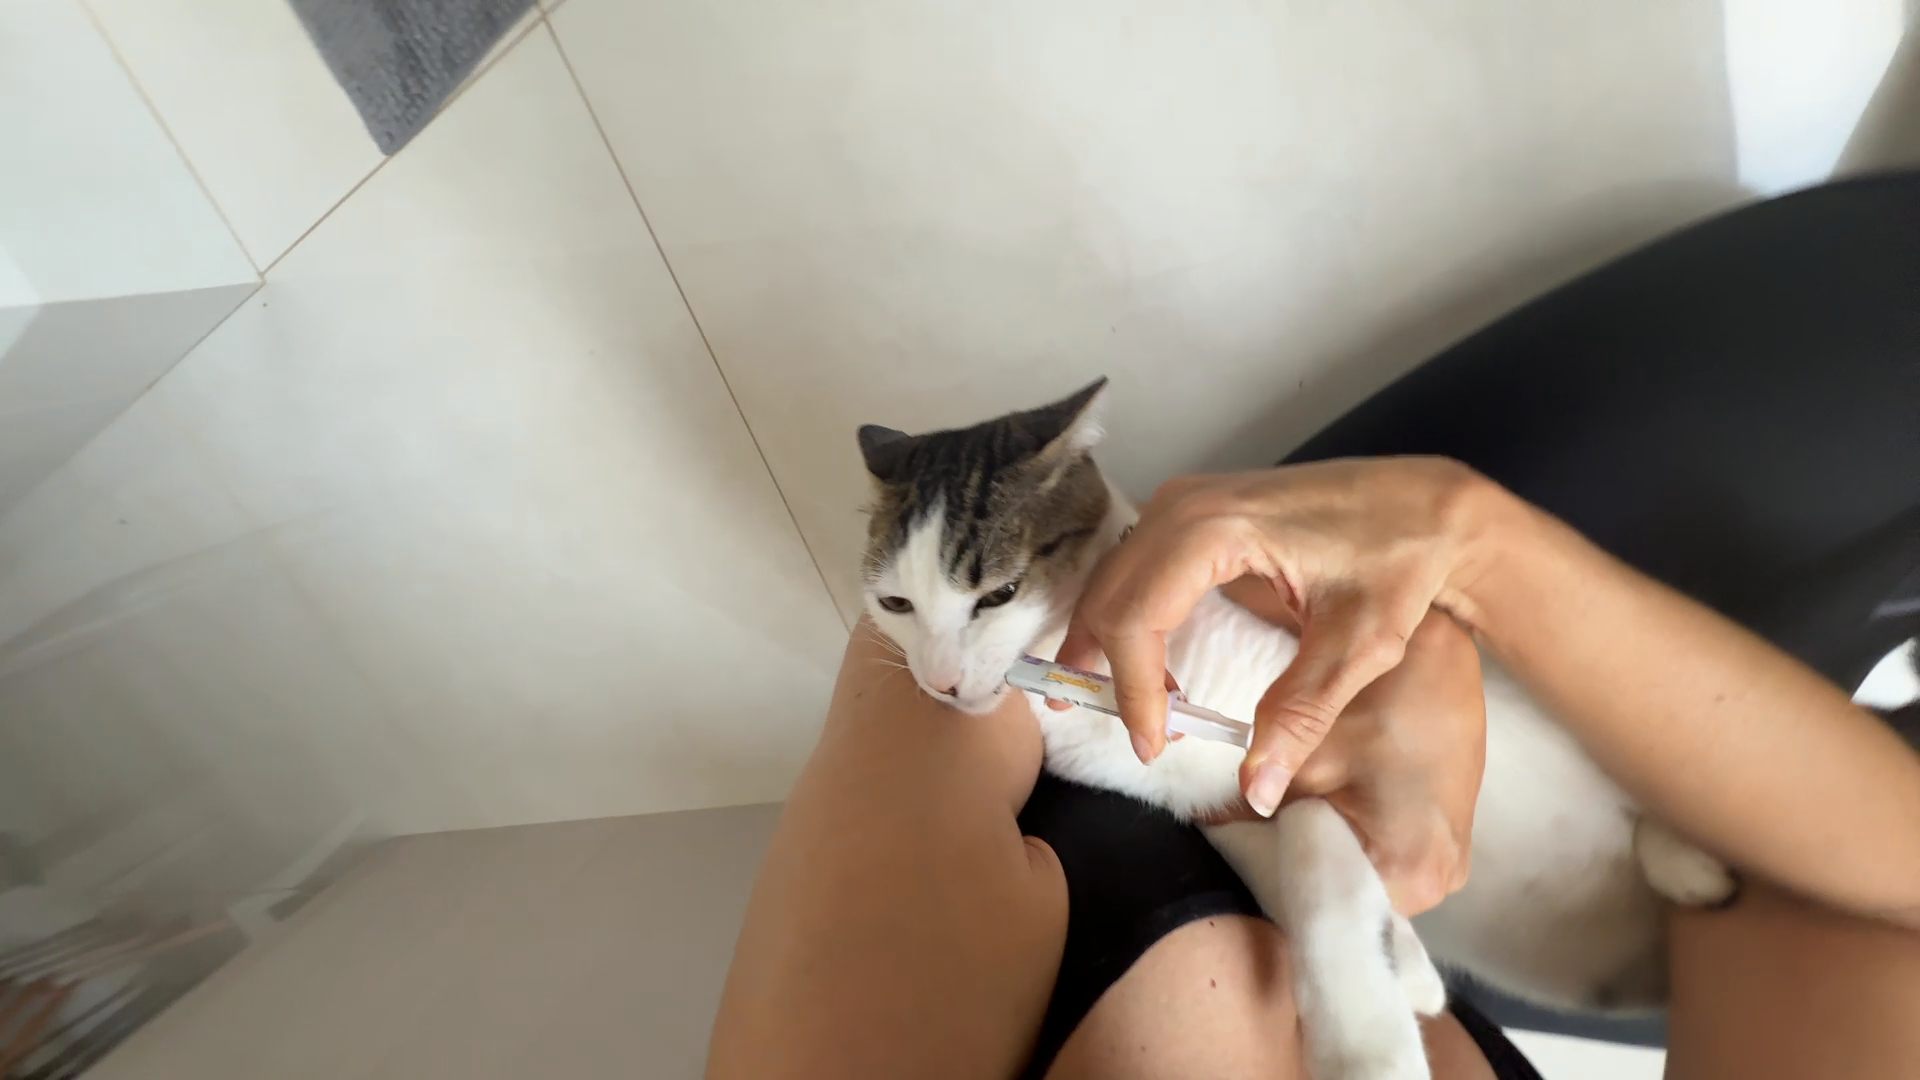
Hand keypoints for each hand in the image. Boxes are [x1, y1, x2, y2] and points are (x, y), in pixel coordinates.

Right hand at [1057, 458, 1494, 815]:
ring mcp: (1179, 501)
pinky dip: (1127, 617)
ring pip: (1110, 581)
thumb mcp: (1357, 647)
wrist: (1425, 504)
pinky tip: (1146, 660)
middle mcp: (1181, 505)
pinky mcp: (1185, 508)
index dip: (1132, 689)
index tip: (1150, 745)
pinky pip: (1132, 567)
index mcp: (1214, 530)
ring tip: (1126, 703)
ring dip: (1107, 644)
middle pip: (1109, 597)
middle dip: (1101, 669)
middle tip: (1123, 730)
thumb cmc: (1399, 563)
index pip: (1137, 617)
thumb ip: (1298, 717)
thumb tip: (1257, 790)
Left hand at [1199, 598, 1485, 913]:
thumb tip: (1206, 825)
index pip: (1316, 907)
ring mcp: (1442, 861)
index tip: (1225, 850)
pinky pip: (1369, 849)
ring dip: (1303, 842)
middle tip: (1232, 826)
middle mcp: (1437, 883)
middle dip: (1279, 860)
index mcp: (1411, 872)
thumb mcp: (1308, 747)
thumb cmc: (1381, 691)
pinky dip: (1329, 828)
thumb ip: (1256, 793)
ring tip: (1264, 805)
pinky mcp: (1434, 835)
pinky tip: (1298, 798)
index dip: (1264, 877)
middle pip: (1334, 892)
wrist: (1438, 646)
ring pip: (1347, 868)